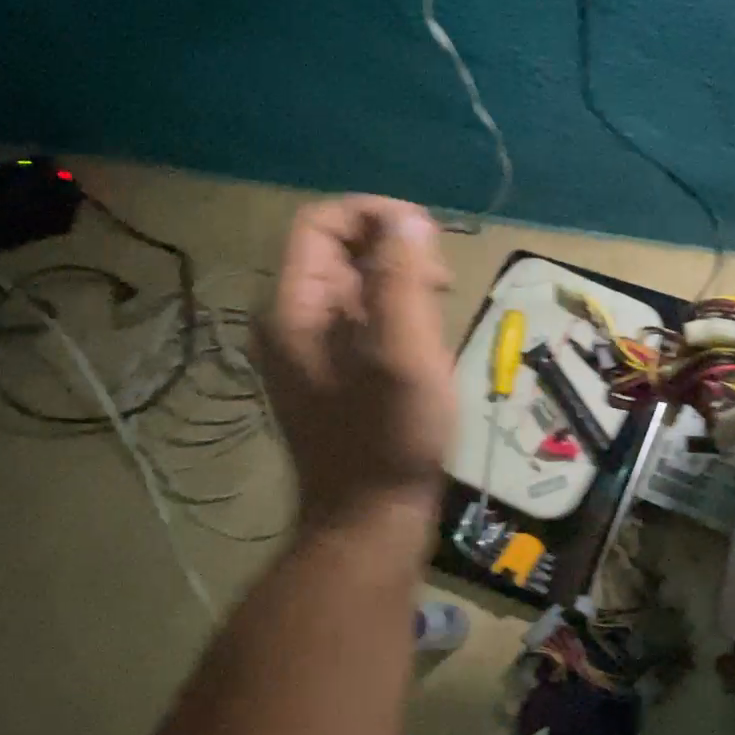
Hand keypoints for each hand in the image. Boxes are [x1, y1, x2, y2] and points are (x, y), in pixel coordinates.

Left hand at [260, 196, 454, 528]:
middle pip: (339, 250)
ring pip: (356, 285)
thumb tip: (407, 220)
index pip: (322, 222)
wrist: (370, 520)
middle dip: (395, 251)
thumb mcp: (403, 352)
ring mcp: (311, 350)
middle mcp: (293, 321)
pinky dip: (398, 315)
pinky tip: (426, 346)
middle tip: (441, 285)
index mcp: (295, 309)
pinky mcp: (334, 374)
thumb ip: (401, 280)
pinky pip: (364, 320)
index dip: (376, 215)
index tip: (428, 240)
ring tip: (439, 313)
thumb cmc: (389, 436)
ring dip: (402, 284)